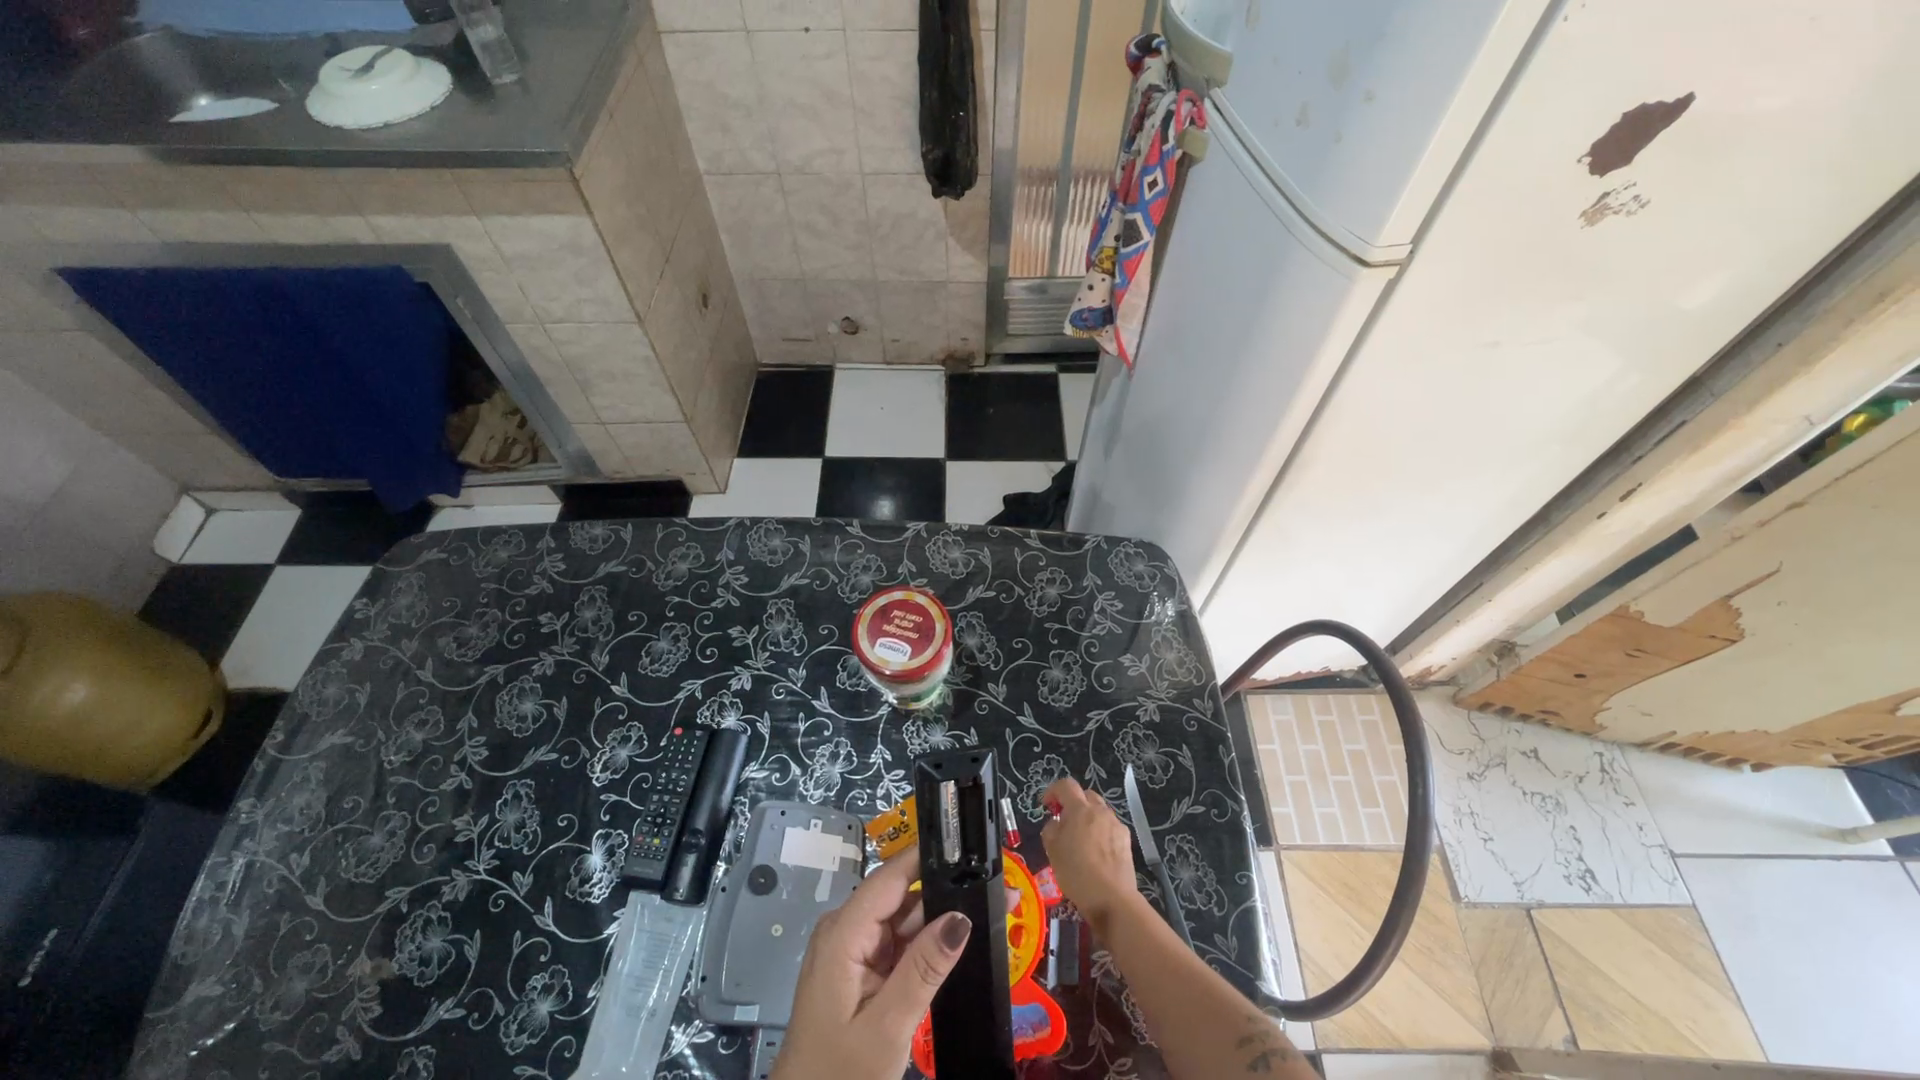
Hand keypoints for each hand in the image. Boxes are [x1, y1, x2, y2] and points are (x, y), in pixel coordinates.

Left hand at [770, 854, 972, 1079]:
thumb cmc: (840, 1072)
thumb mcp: (887, 1026)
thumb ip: (923, 970)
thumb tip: (960, 917)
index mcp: (844, 934)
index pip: (890, 877)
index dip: (929, 856)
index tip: (972, 846)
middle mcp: (847, 931)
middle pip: (903, 895)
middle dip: (947, 892)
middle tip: (1001, 892)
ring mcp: (855, 950)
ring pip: (906, 920)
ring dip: (942, 919)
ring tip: (993, 913)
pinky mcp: (863, 969)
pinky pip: (900, 944)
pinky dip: (929, 946)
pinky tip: (961, 945)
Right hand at [1039, 776, 1140, 932]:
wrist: (1111, 897)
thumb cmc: (1076, 872)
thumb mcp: (1052, 850)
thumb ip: (1051, 828)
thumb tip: (1057, 822)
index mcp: (1080, 809)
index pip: (1066, 785)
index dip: (1053, 791)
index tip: (1047, 806)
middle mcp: (1100, 811)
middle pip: (1086, 795)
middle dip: (1073, 802)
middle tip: (1063, 821)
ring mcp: (1116, 824)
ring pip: (1099, 811)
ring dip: (1088, 817)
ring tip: (1080, 839)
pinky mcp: (1126, 840)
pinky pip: (1109, 827)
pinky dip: (1100, 831)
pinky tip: (1096, 851)